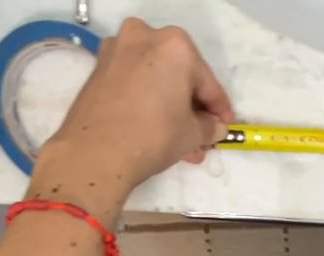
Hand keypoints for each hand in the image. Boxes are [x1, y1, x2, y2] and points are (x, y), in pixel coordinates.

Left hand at [28, 19, 235, 213]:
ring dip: (172, 108)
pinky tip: (158, 128)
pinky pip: (136, 81)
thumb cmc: (154, 136)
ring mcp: (119, 47)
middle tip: (202, 137)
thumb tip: (214, 127)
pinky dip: (150, 101)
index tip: (225, 126)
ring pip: (157, 79)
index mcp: (176, 45)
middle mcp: (146, 35)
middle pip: (180, 75)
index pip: (208, 82)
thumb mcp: (192, 135)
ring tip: (182, 143)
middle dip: (192, 109)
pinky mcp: (101, 65)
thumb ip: (209, 127)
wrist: (97, 151)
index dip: (220, 109)